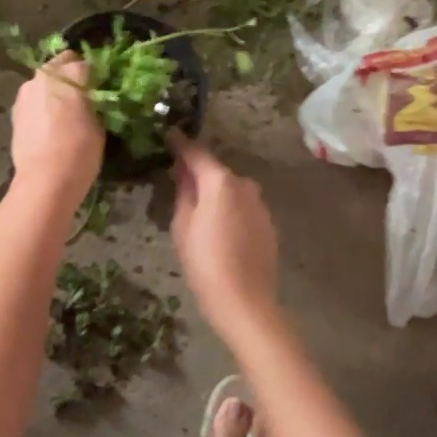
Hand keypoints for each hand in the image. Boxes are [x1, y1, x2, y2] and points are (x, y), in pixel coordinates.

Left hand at [9, 52, 103, 195]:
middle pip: (61, 64)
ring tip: (64, 110)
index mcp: (70, 74)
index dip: (96, 76)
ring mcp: (26, 91)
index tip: (101, 89)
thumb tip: (90, 99)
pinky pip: (33, 97)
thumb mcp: (99, 126)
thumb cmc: (79, 153)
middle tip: (83, 95)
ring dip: (54, 88)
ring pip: (44, 80)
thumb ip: (93, 104)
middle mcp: (45, 75)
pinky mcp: (15, 109)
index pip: (87, 64)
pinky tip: (48, 122)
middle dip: (72, 74)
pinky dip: (41, 103)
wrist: (44, 181)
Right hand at [168, 131, 279, 336]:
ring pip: (231, 190)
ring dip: (215, 192)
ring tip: (197, 208)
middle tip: (177, 179)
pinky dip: (229, 208)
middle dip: (198, 172)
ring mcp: (260, 205)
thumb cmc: (205, 262)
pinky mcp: (268, 224)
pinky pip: (242, 207)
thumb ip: (184, 192)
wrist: (245, 302)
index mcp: (220, 182)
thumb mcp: (182, 225)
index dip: (180, 143)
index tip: (168, 134)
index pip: (196, 153)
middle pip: (216, 172)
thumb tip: (183, 172)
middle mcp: (244, 185)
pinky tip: (218, 228)